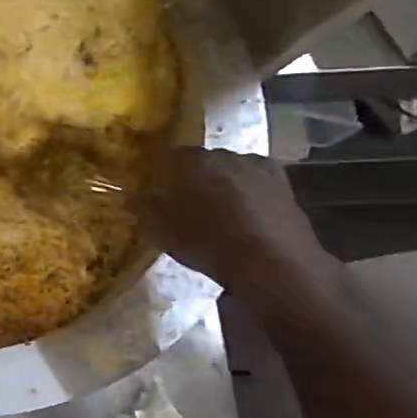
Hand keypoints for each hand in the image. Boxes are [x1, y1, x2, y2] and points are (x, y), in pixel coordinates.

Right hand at [137, 148, 335, 293]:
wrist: (272, 262)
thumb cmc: (208, 243)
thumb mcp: (163, 231)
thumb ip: (145, 209)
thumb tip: (132, 197)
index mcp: (191, 161)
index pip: (166, 156)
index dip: (158, 172)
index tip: (152, 188)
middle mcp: (225, 155)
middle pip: (200, 160)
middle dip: (190, 175)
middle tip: (181, 199)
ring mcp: (258, 166)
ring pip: (229, 169)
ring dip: (219, 182)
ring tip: (213, 209)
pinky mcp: (283, 183)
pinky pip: (253, 180)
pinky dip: (244, 190)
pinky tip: (240, 211)